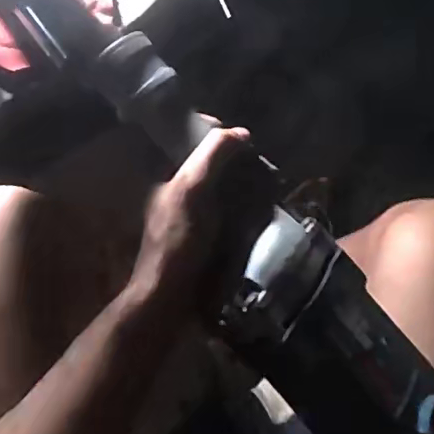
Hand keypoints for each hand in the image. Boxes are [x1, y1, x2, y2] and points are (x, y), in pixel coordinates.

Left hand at [128, 124, 249, 318]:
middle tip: (261, 164)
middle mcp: (176, 190)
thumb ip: (212, 155)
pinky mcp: (203, 239)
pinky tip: (259, 215)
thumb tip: (241, 133)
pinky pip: (227, 214)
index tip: (244, 138)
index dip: (216, 130)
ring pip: (220, 187)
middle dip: (234, 159)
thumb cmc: (177, 242)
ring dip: (243, 185)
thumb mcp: (192, 189)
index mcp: (166, 174)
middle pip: (209, 161)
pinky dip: (243, 210)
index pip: (190, 136)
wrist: (167, 303)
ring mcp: (190, 216)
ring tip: (267, 187)